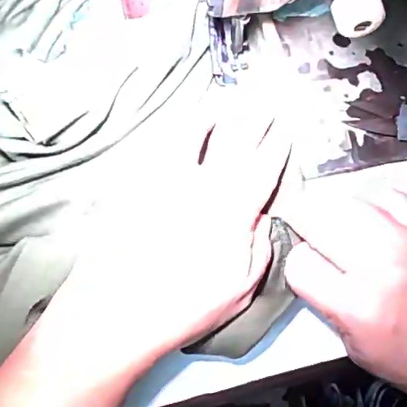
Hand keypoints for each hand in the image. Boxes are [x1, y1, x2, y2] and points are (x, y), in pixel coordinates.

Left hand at [40, 107, 289, 376]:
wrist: (120, 308)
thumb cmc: (186, 305)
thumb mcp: (241, 286)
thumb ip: (260, 247)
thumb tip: (262, 220)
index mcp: (234, 209)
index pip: (264, 167)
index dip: (278, 143)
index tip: (286, 125)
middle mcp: (204, 185)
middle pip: (234, 140)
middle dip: (253, 116)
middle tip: (264, 98)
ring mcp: (169, 180)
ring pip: (194, 133)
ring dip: (214, 111)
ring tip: (224, 98)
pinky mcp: (140, 184)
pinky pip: (163, 146)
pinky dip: (178, 130)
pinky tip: (182, 124)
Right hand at [281, 188, 406, 406]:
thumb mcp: (360, 351)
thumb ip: (331, 308)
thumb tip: (312, 271)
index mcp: (359, 307)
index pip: (300, 263)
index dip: (297, 270)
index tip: (307, 275)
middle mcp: (380, 266)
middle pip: (317, 219)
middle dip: (304, 229)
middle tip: (307, 241)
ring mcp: (406, 241)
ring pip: (347, 202)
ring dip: (332, 215)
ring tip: (335, 232)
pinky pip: (388, 197)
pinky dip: (372, 206)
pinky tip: (372, 224)